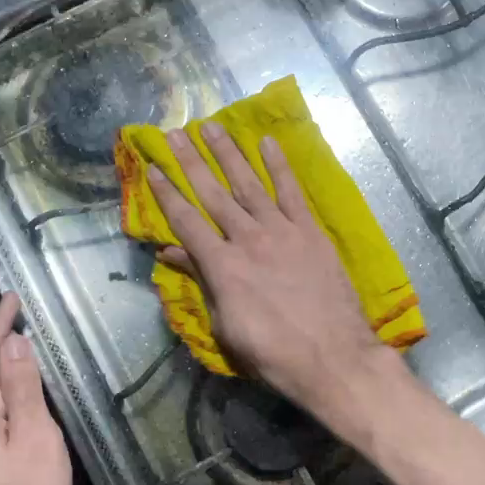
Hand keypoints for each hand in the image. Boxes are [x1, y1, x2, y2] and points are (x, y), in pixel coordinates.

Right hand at [146, 123, 395, 427]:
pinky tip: (268, 142)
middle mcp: (248, 239)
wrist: (332, 357)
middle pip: (213, 193)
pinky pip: (292, 192)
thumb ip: (202, 282)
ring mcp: (282, 231)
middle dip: (191, 161)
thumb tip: (171, 253)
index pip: (186, 221)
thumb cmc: (272, 353)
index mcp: (222, 266)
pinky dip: (280, 166)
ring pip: (249, 184)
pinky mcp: (311, 232)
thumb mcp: (225, 326)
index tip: (152, 167)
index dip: (166, 193)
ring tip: (213, 126)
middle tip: (175, 132)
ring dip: (229, 154)